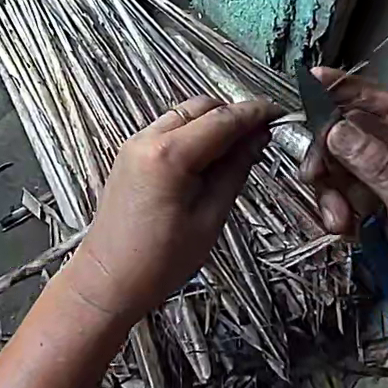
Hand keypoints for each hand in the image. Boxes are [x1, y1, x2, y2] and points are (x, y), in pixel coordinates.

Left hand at [64, 96, 278, 323]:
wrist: (106, 281)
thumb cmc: (161, 261)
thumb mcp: (210, 218)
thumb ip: (235, 170)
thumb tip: (259, 138)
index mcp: (169, 155)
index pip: (222, 119)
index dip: (255, 112)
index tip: (280, 113)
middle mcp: (148, 138)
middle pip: (202, 107)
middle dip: (235, 114)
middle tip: (262, 135)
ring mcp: (135, 143)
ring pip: (184, 114)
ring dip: (214, 122)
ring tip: (240, 148)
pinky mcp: (130, 153)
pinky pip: (169, 128)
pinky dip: (194, 132)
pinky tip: (211, 156)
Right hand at [301, 69, 387, 308]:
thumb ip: (377, 166)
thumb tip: (336, 130)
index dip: (350, 89)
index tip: (315, 79)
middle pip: (354, 130)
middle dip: (329, 154)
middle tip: (313, 174)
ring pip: (342, 161)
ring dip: (332, 188)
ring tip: (338, 218)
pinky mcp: (378, 192)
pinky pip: (344, 187)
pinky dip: (337, 205)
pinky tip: (345, 226)